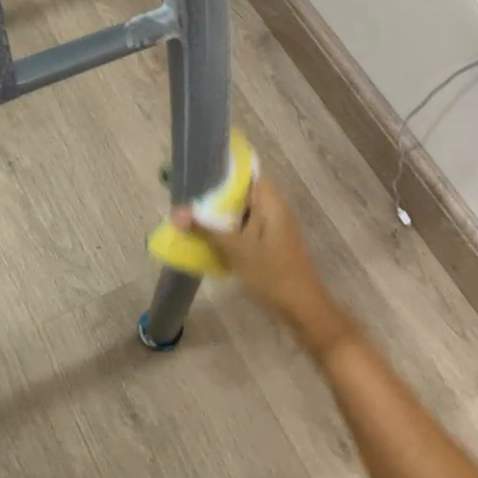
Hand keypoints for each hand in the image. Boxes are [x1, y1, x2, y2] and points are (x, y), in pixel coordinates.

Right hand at [171, 176, 351, 356]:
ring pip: (245, 212)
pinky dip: (230, 229)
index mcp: (272, 203)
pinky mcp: (271, 244)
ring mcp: (274, 228)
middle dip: (218, 193)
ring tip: (191, 212)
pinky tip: (209, 237)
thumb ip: (206, 229)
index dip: (226, 169)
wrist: (301, 308)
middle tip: (188, 193)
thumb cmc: (272, 273)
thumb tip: (176, 212)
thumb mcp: (236, 249)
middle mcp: (275, 210)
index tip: (200, 169)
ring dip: (222, 214)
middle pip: (245, 192)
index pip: (249, 172)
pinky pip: (248, 228)